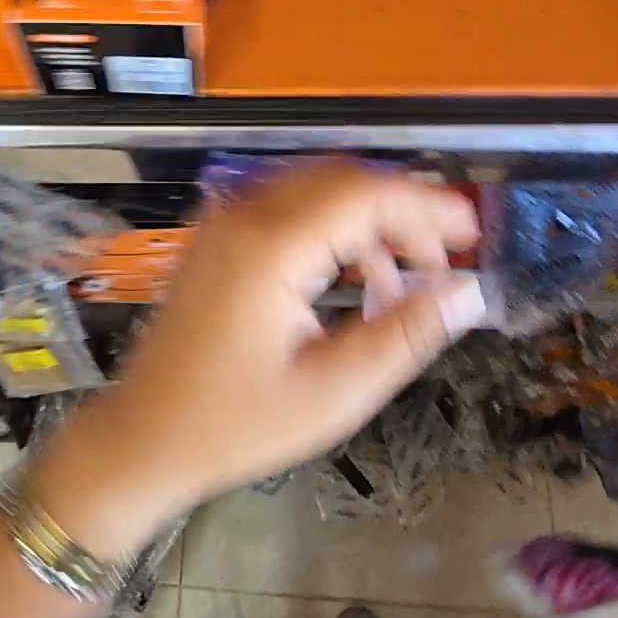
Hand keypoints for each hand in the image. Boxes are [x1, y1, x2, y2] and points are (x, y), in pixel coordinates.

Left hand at [31, 163, 488, 554]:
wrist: (143, 437)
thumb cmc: (233, 426)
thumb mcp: (332, 393)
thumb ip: (404, 335)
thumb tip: (467, 292)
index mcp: (268, 248)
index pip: (364, 194)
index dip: (427, 205)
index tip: (474, 234)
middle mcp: (240, 218)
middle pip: (341, 180)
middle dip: (402, 210)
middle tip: (445, 260)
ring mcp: (221, 225)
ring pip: (314, 189)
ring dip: (367, 220)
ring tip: (402, 281)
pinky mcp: (214, 241)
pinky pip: (285, 210)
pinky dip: (329, 229)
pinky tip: (351, 278)